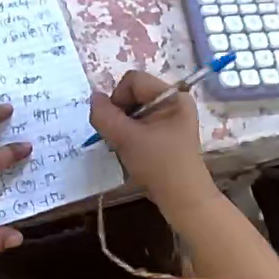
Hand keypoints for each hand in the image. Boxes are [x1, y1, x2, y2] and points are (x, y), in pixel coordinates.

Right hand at [89, 71, 214, 207]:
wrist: (183, 199)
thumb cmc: (159, 165)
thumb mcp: (126, 138)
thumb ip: (105, 115)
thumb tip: (94, 98)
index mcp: (172, 96)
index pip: (134, 80)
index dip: (118, 97)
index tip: (115, 123)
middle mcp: (175, 101)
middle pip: (134, 93)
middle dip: (120, 113)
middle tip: (117, 136)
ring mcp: (172, 118)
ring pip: (135, 109)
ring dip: (123, 125)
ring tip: (124, 145)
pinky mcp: (168, 133)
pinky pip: (142, 123)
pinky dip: (131, 133)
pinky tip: (131, 150)